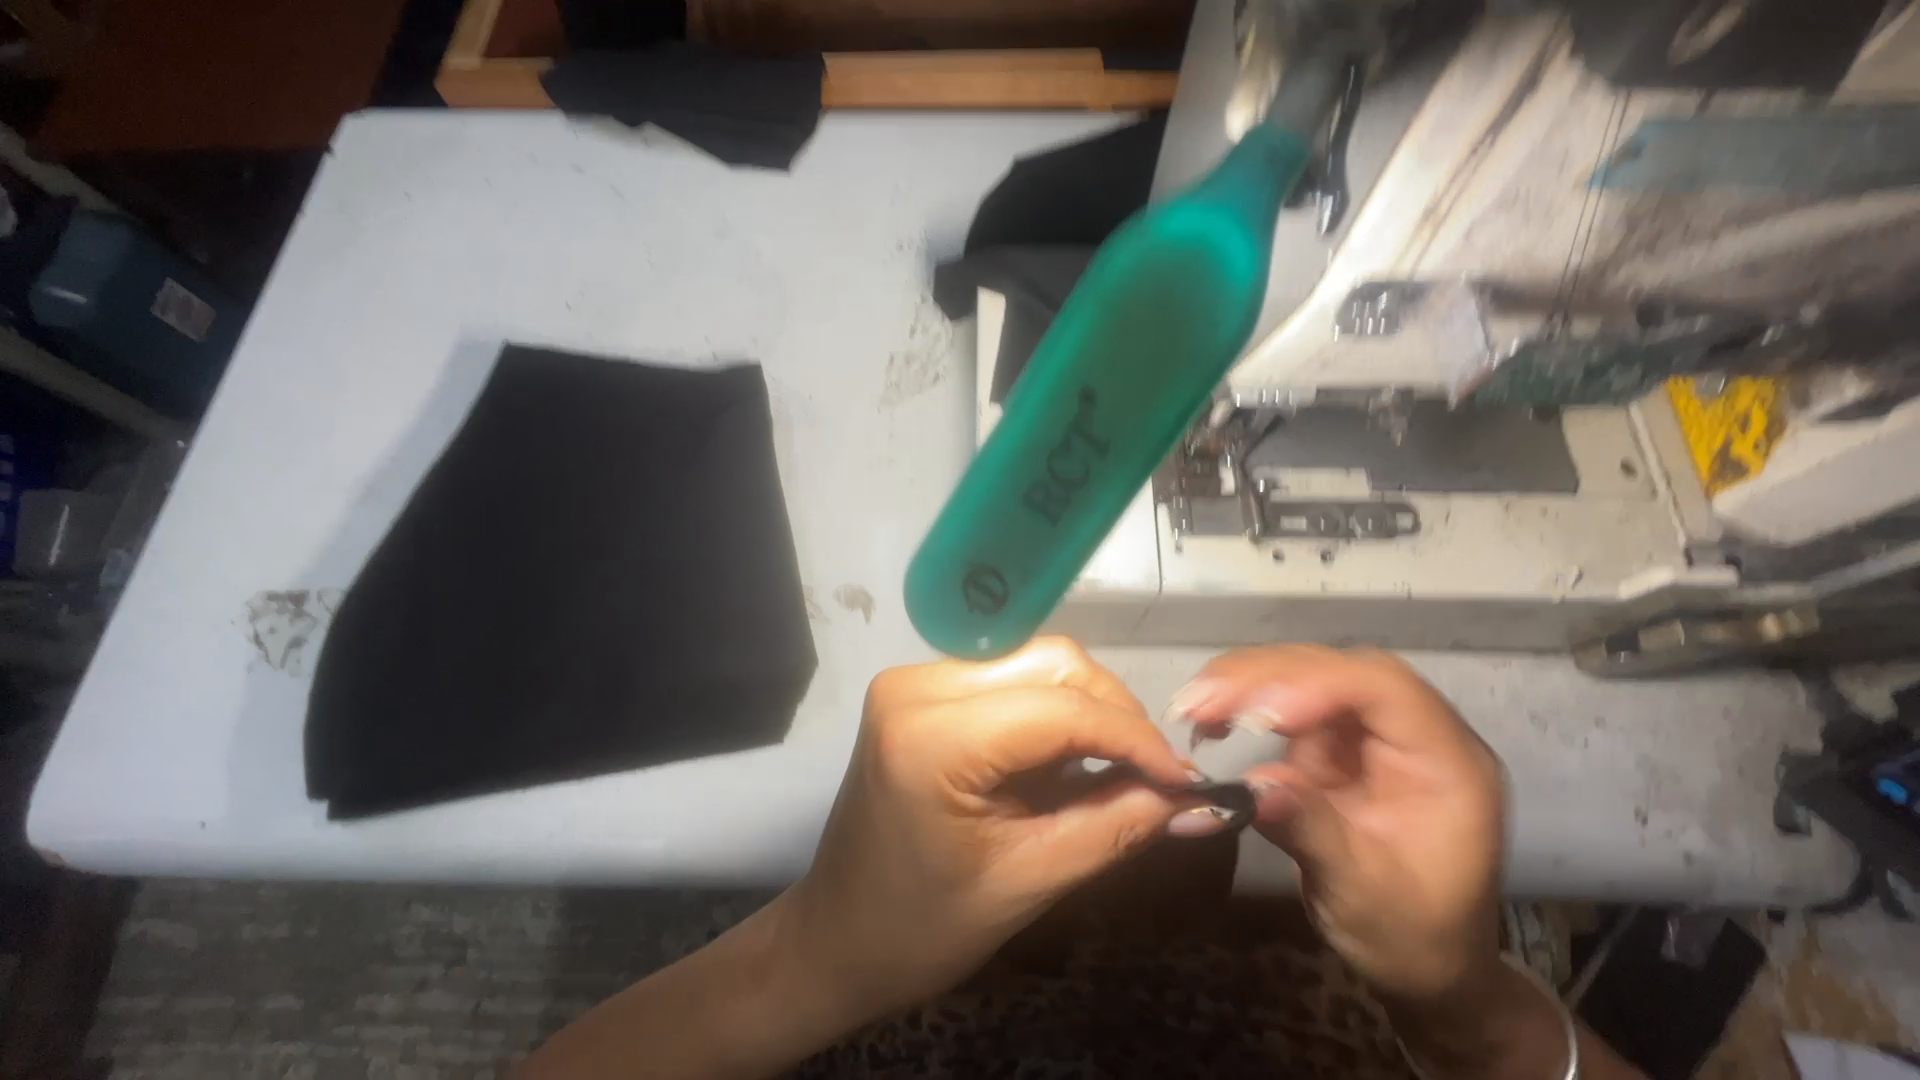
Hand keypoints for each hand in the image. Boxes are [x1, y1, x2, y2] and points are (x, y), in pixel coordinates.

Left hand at [783, 637, 1195, 1021]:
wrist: (838, 937)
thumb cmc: (921, 927)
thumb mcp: (1027, 881)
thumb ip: (1113, 826)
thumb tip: (1191, 794)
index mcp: (931, 735)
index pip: (1060, 709)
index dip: (1134, 738)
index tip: (1186, 778)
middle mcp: (917, 685)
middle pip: (1050, 664)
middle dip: (1113, 714)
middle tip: (1153, 776)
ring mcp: (914, 682)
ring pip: (1034, 664)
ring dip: (1086, 711)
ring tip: (1116, 772)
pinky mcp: (920, 693)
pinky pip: (1009, 681)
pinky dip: (1052, 714)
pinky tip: (1070, 761)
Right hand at [1176, 646, 1506, 1005]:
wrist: (1416, 962)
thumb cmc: (1407, 933)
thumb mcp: (1361, 893)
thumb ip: (1312, 831)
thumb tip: (1251, 785)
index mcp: (1445, 761)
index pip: (1384, 690)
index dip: (1318, 686)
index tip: (1257, 714)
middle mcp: (1409, 731)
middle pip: (1338, 670)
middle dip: (1266, 677)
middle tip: (1201, 701)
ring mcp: (1369, 733)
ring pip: (1307, 676)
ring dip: (1245, 682)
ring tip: (1194, 707)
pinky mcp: (1334, 742)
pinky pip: (1286, 702)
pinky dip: (1243, 702)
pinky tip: (1211, 719)